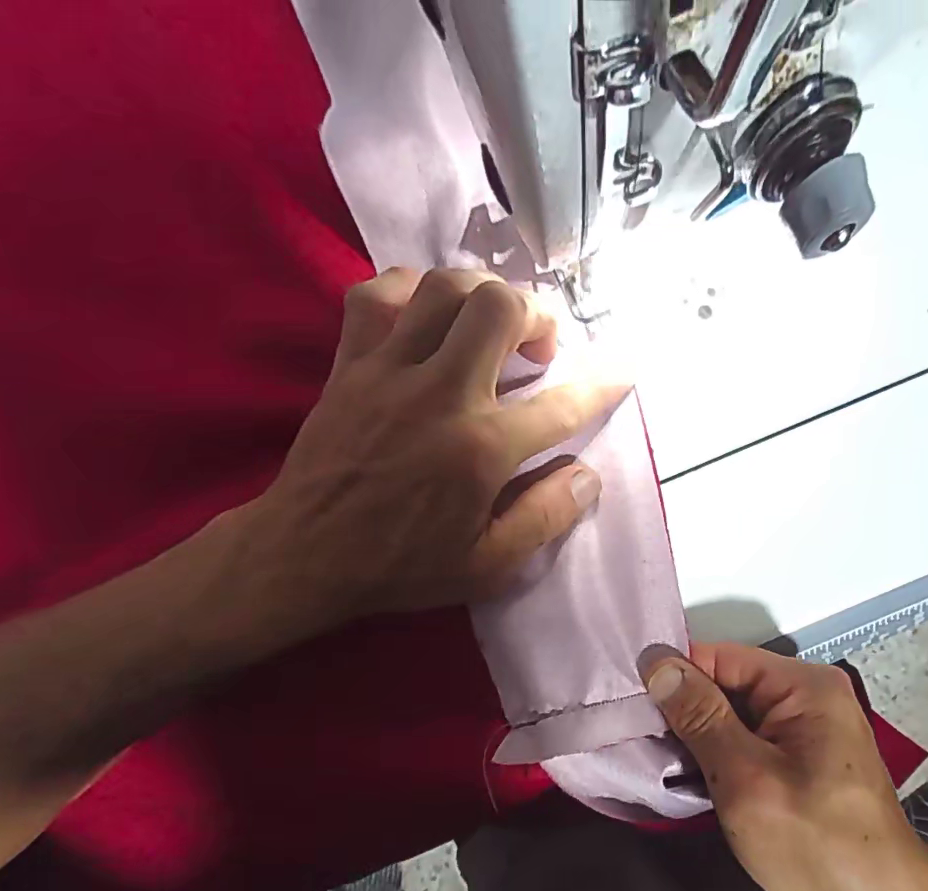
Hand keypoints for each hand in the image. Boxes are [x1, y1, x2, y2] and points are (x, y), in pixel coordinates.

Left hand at [225, 268, 628, 636]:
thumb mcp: (487, 566)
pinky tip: (423, 313)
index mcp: (481, 450)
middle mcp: (441, 394)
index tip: (621, 371)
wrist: (305, 555)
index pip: (561, 404)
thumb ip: (545, 518)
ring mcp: (389, 371)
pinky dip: (408, 290)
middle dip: (536, 314)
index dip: (601, 384)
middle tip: (537, 348)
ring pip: (444, 288)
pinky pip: (375, 295)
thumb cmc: (400, 566)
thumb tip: (588, 475)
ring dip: (481, 294)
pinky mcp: (349, 364)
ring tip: (488, 325)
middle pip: (500, 308)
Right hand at [639, 643, 927, 890]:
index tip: (630, 709)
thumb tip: (656, 662)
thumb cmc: (816, 847)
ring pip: (730, 712)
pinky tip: (692, 775)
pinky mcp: (802, 753)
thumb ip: (699, 716)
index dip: (672, 679)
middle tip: (637, 742)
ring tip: (657, 760)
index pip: (716, 657)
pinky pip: (746, 736)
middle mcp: (807, 693)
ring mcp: (807, 724)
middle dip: (682, 710)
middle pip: (723, 683)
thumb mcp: (745, 778)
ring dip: (696, 735)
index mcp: (803, 686)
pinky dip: (718, 753)